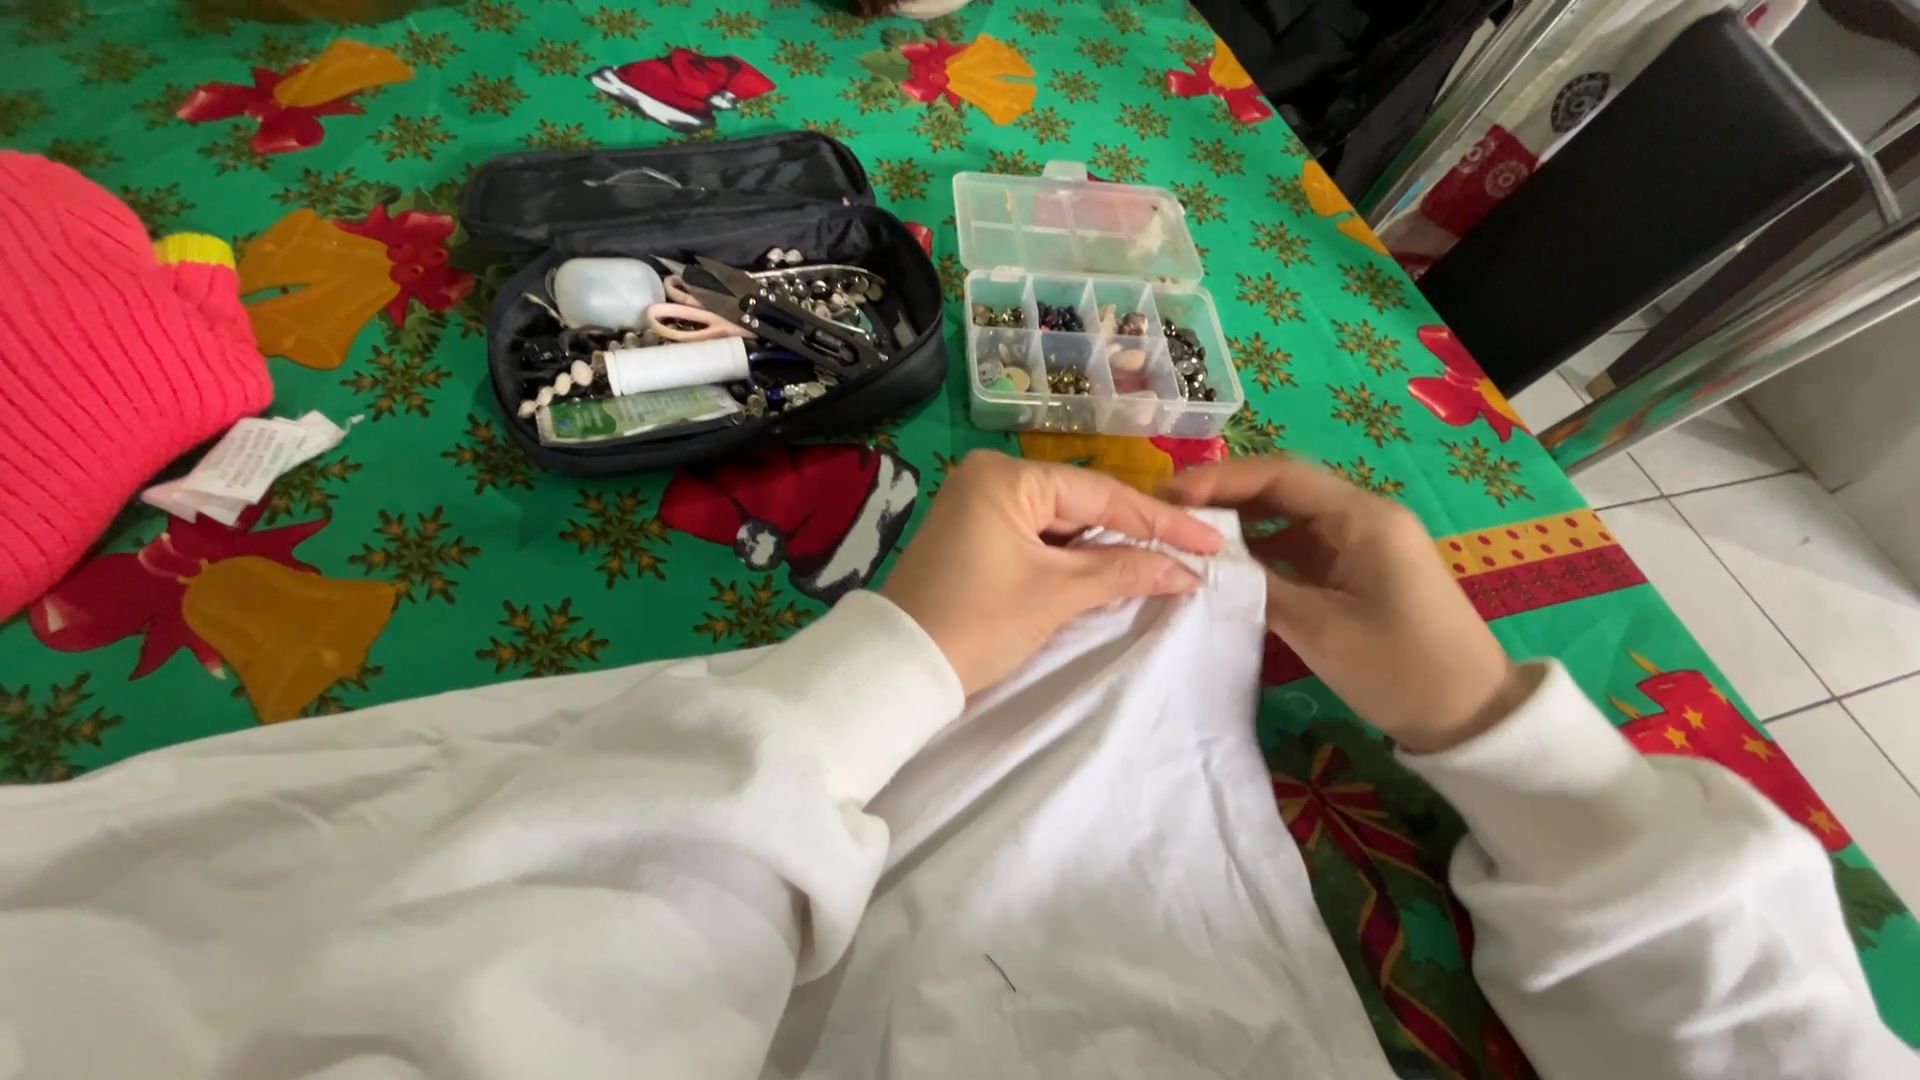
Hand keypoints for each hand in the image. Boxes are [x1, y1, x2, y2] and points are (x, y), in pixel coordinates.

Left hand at [880, 450, 1221, 695]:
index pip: (1100, 492)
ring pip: (1060, 523)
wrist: (901, 670)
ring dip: (1105, 547)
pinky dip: (1072, 558)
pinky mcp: (975, 538)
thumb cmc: (978, 623)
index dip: (1160, 520)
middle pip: (1080, 503)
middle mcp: (990, 479)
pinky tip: (1112, 569)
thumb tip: (1186, 571)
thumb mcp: (1056, 594)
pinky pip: (1037, 539)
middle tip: (1194, 550)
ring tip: (1165, 561)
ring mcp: (979, 508)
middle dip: (1134, 532)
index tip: (1211, 540)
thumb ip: (1124, 571)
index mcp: (1005, 477)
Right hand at [1162, 457, 1526, 753]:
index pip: (1280, 475)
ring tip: (1184, 538)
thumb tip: (1200, 561)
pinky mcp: (1352, 569)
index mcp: (1362, 517)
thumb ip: (1257, 585)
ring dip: (1236, 525)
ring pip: (1284, 518)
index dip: (1220, 480)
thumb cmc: (1399, 667)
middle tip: (1166, 516)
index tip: (1169, 497)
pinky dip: (1257, 552)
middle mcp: (1360, 517)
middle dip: (1222, 498)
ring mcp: (1357, 543)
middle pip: (1279, 489)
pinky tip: (1222, 566)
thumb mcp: (1319, 627)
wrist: (1469, 716)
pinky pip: (1294, 547)